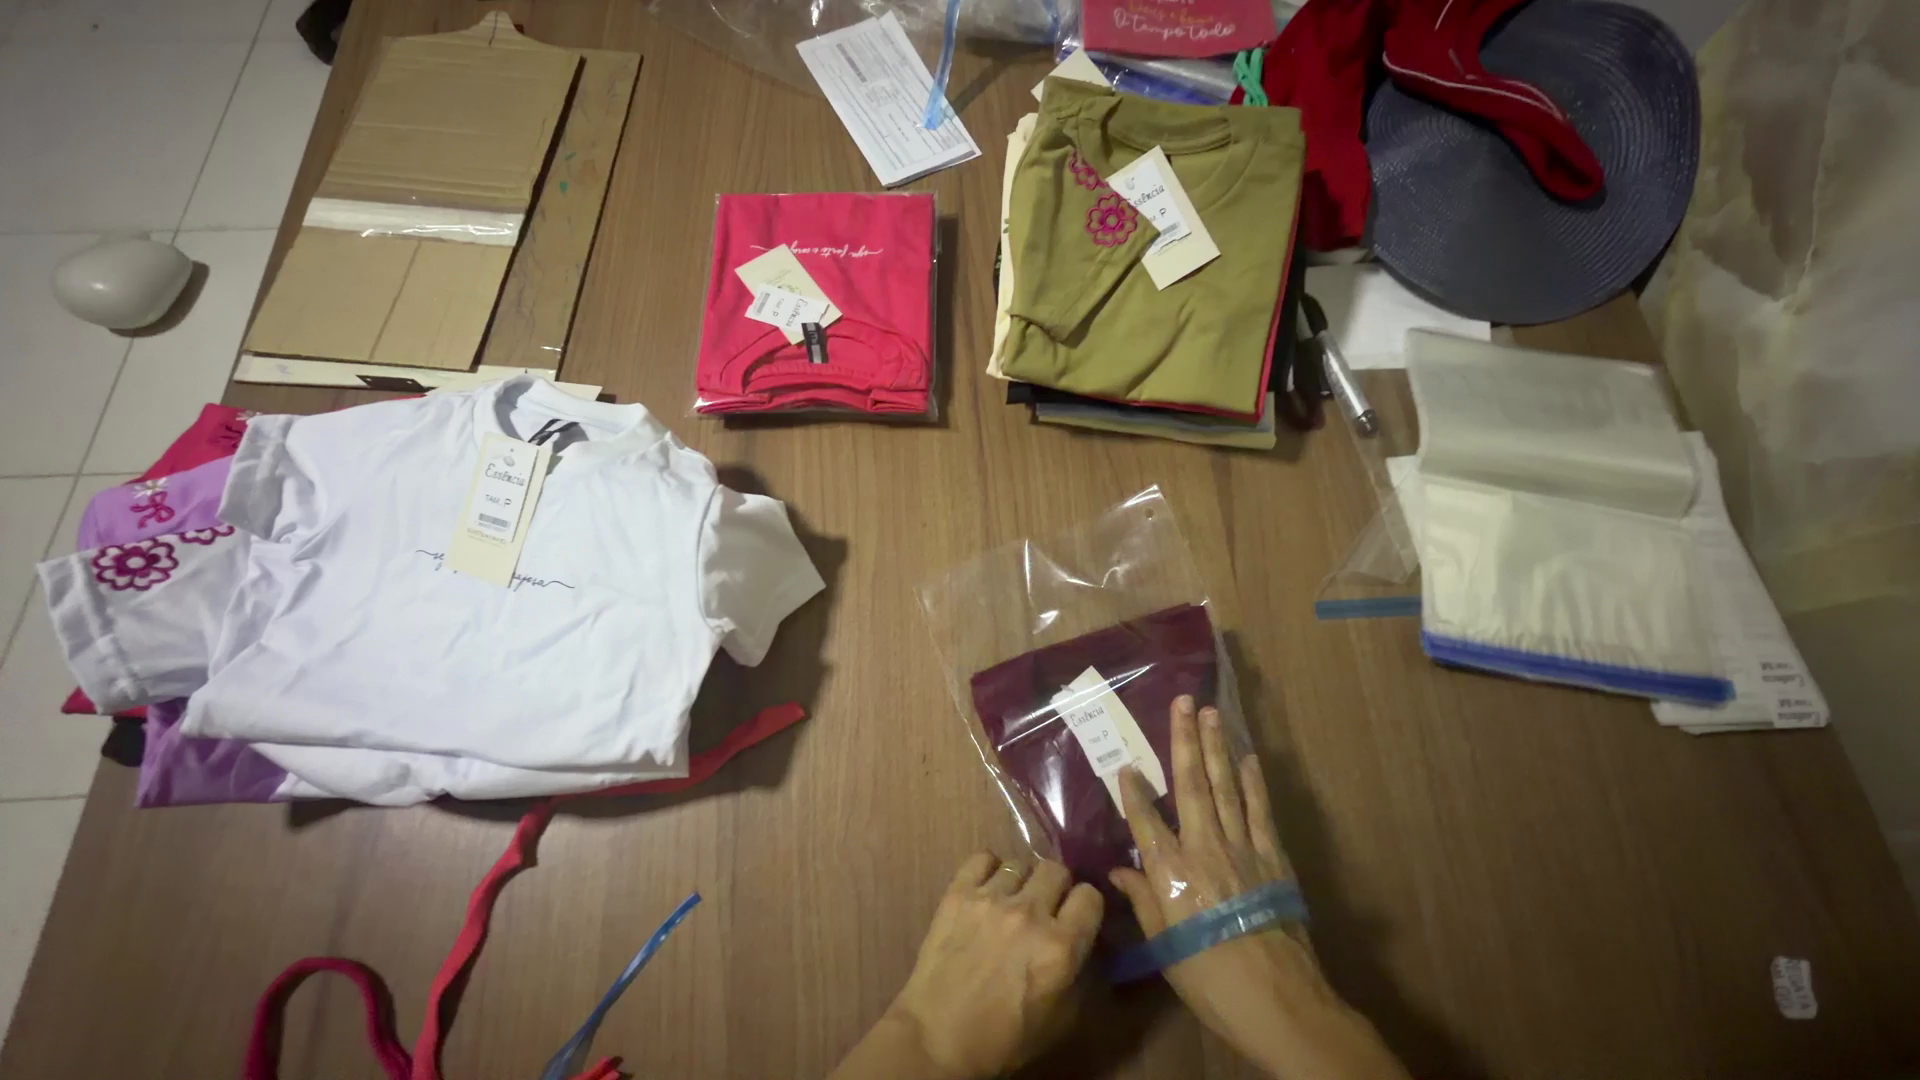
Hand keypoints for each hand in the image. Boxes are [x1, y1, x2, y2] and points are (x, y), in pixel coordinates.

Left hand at [833, 853, 1103, 1079]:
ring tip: (1011, 902)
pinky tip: (987, 889)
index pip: (1090, 896)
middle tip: (1045, 908)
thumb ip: (1081, 972)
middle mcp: (1029, 914)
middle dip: (1056, 888)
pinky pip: (982, 858)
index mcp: (1060, 946)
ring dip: (1022, 882)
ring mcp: (991, 899)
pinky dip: (988, 870)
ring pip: (1020, 863)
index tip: (1076, 917)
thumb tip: (1086, 939)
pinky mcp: (958, 893)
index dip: (1086, 906)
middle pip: (1056, 870)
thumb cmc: (1005, 1038)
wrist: (939, 1039)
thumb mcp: (1061, 1018)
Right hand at [1109, 696, 1408, 1079]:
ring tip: (1211, 713)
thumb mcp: (1166, 946)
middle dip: (1185, 740)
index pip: (1145, 819)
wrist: (1279, 1001)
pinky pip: (1260, 811)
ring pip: (1226, 787)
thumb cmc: (1210, 976)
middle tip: (1183, 701)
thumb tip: (1119, 870)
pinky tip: (1249, 758)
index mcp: (1171, 871)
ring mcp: (1242, 848)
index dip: (1133, 790)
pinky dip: (1254, 782)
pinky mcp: (1272, 858)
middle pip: (1191, 784)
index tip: (1124, 763)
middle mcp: (1204, 847)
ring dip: (1217, 747)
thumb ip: (1143, 900)